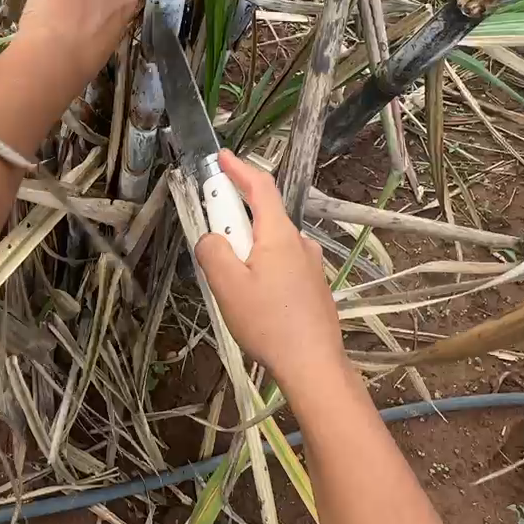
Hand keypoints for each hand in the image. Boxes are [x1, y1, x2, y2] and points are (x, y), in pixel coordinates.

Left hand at [16, 0, 137, 81]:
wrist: (56, 53)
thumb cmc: (82, 61)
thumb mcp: (106, 43)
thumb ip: (104, 25)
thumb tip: (90, 26)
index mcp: (126, 0)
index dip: (100, 1)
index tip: (89, 14)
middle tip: (70, 4)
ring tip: (49, 6)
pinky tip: (36, 1)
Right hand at [195, 151, 345, 385]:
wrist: (313, 366)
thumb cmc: (269, 323)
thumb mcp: (226, 285)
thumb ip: (211, 250)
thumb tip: (210, 239)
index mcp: (279, 235)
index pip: (260, 187)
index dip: (239, 168)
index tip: (221, 157)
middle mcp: (299, 243)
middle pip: (262, 217)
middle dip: (233, 220)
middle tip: (211, 241)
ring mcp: (310, 266)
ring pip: (270, 244)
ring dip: (246, 249)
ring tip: (229, 285)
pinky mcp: (313, 287)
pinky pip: (280, 265)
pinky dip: (260, 268)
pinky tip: (252, 302)